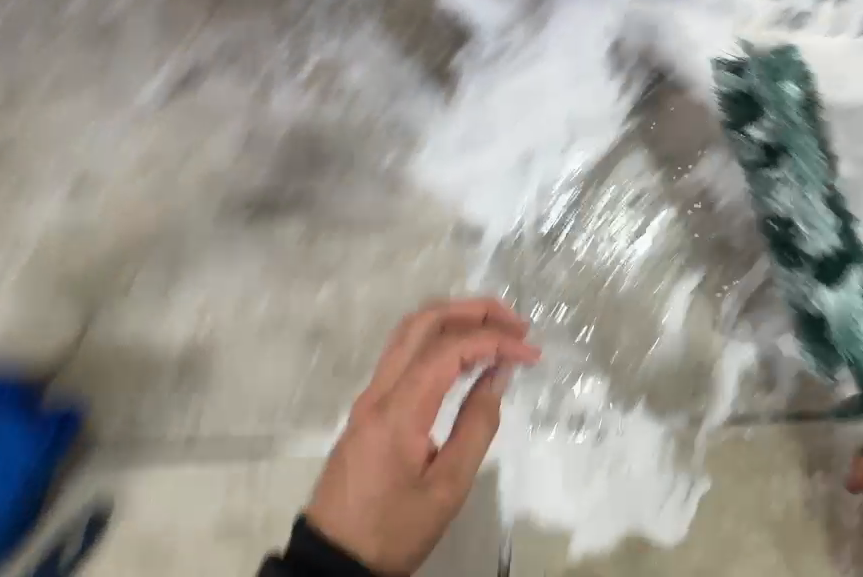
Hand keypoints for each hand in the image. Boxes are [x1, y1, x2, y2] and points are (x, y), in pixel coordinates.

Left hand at [306, 298, 541, 576]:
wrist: (331, 564)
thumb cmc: (393, 530)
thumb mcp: (448, 488)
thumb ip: (477, 425)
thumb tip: (499, 375)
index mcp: (398, 410)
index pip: (450, 348)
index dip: (495, 340)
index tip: (531, 354)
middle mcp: (378, 391)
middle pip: (424, 321)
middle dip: (474, 310)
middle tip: (515, 323)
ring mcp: (369, 397)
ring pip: (411, 331)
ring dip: (456, 320)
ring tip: (497, 331)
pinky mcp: (369, 408)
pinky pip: (406, 354)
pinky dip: (441, 340)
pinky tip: (469, 357)